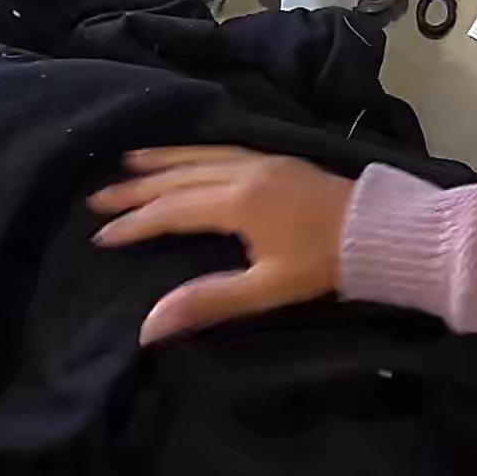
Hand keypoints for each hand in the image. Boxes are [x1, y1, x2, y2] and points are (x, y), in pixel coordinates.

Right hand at [88, 146, 353, 345]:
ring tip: (132, 160)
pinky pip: (229, 148)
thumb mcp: (267, 287)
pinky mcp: (282, 159)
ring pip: (206, 155)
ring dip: (168, 158)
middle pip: (184, 175)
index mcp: (241, 202)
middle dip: (140, 186)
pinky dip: (200, 150)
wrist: (378, 227)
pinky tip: (194, 155)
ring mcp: (267, 161)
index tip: (100, 234)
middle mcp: (248, 173)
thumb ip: (208, 300)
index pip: (175, 209)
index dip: (137, 222)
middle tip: (98, 195)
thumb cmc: (323, 260)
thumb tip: (146, 327)